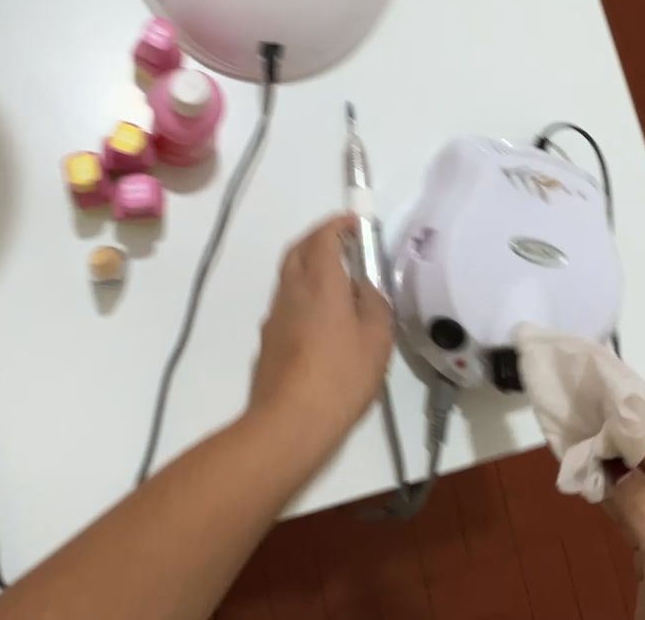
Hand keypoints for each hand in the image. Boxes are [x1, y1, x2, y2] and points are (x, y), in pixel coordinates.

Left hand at [248, 214, 392, 443]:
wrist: (289, 422)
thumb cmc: (340, 376)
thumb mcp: (376, 339)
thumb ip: (373, 304)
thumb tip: (365, 287)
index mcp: (319, 282)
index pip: (323, 237)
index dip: (337, 224)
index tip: (354, 222)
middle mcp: (291, 290)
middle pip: (299, 250)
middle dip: (318, 239)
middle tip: (343, 243)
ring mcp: (274, 315)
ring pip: (289, 276)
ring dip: (309, 267)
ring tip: (336, 281)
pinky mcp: (268, 339)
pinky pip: (286, 303)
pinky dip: (302, 295)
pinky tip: (320, 319)